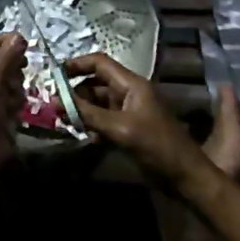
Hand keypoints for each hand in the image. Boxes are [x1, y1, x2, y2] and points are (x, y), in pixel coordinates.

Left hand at [0, 34, 25, 179]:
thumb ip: (6, 59)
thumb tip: (19, 36)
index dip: (2, 42)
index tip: (22, 42)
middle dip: (11, 66)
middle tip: (22, 69)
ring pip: (10, 76)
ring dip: (14, 85)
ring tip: (11, 97)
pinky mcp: (1, 108)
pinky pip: (14, 93)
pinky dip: (16, 99)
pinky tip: (14, 110)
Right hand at [68, 53, 211, 188]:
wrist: (185, 177)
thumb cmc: (156, 147)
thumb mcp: (120, 129)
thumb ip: (88, 114)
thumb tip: (55, 101)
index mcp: (133, 84)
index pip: (101, 63)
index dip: (77, 65)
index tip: (54, 74)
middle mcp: (131, 92)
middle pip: (97, 82)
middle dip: (75, 90)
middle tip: (54, 103)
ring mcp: (131, 111)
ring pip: (99, 102)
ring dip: (82, 109)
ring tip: (64, 119)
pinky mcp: (130, 128)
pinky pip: (105, 118)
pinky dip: (92, 123)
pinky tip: (82, 134)